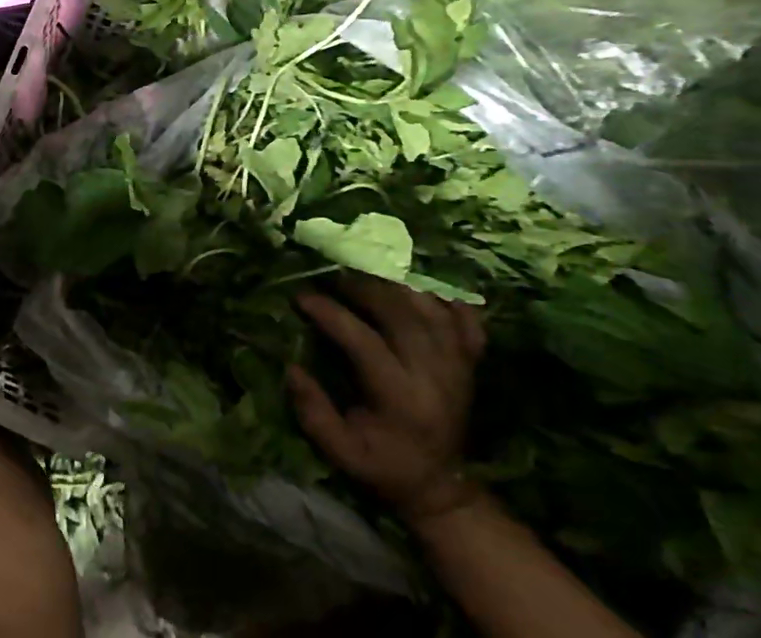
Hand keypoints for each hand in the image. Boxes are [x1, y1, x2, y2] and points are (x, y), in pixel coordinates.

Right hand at [286, 278, 486, 523]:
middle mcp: (435, 375)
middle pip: (402, 315)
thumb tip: (290, 367)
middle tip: (332, 276)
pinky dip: (448, 299)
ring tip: (366, 272)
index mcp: (401, 397)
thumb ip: (313, 411)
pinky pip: (468, 322)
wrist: (441, 488)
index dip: (332, 314)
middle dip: (363, 288)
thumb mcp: (339, 450)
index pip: (364, 341)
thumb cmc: (383, 467)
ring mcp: (458, 367)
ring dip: (398, 286)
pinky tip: (422, 286)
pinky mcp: (470, 365)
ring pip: (433, 311)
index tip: (301, 297)